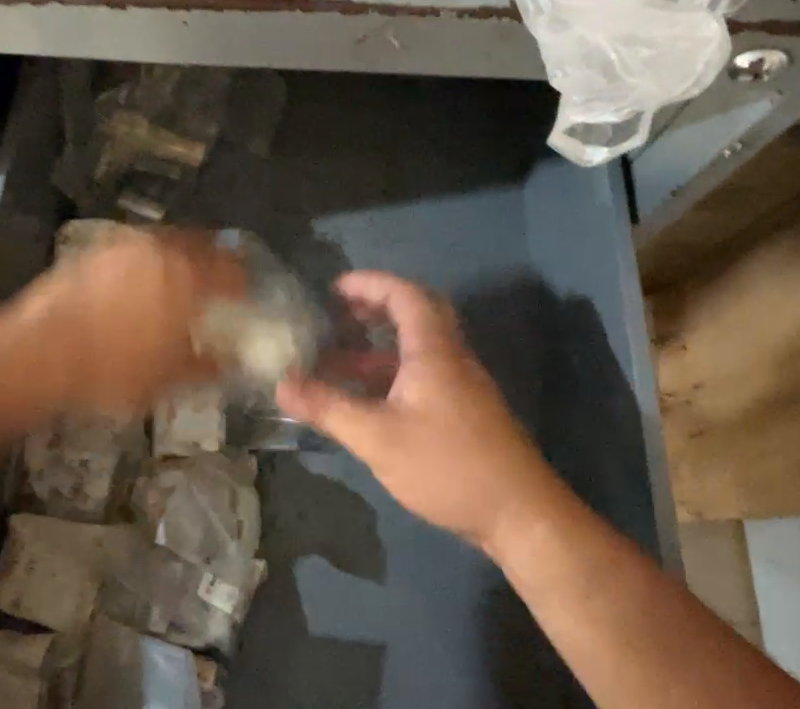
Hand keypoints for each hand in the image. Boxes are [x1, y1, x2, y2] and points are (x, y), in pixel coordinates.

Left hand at [3, 229, 246, 414]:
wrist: (37, 355)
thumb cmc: (111, 371)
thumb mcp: (168, 379)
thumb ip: (208, 365)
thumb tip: (230, 360)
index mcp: (188, 276)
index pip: (234, 271)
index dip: (244, 287)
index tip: (246, 302)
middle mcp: (160, 249)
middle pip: (202, 246)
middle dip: (214, 266)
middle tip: (216, 289)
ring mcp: (124, 246)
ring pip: (167, 245)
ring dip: (180, 261)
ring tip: (178, 289)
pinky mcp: (94, 251)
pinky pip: (135, 252)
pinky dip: (147, 265)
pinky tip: (137, 291)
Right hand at [276, 271, 559, 552]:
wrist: (519, 514)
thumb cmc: (447, 465)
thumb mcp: (377, 438)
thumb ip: (329, 408)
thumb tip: (281, 384)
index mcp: (433, 350)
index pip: (404, 294)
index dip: (368, 284)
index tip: (333, 289)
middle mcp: (450, 357)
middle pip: (415, 314)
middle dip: (373, 309)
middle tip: (337, 317)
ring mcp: (461, 385)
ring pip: (417, 349)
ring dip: (377, 348)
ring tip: (334, 363)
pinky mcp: (464, 412)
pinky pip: (422, 374)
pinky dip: (390, 375)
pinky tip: (364, 402)